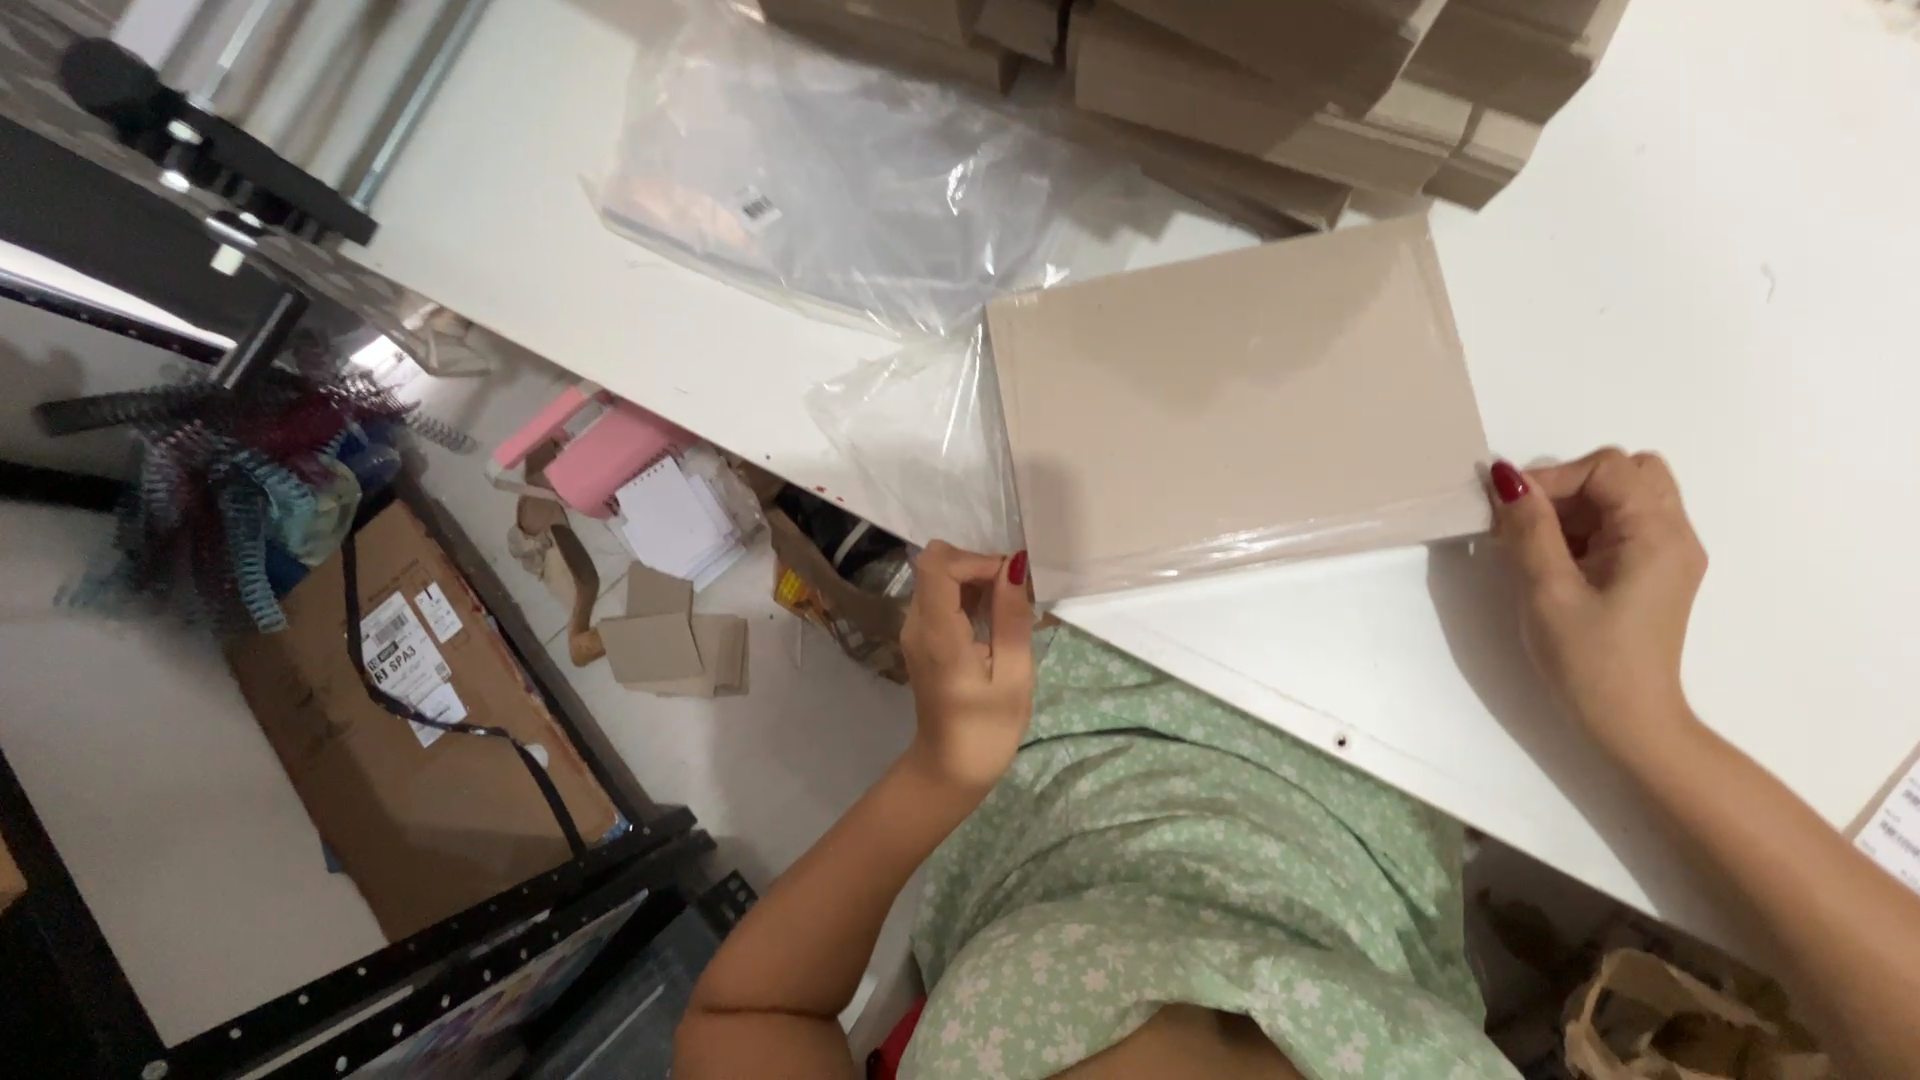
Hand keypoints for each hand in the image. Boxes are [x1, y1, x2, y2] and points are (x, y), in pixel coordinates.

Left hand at [900, 542, 1035, 791]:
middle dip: (979, 567)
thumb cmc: (988, 729)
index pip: (938, 564)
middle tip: (1017, 595)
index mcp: (937, 633)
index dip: (976, 560)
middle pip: (936, 565)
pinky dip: (968, 597)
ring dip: (976, 582)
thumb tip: (1014, 567)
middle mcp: (916, 624)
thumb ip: (1012, 617)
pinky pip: (940, 599)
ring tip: (1013, 609)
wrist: (950, 768)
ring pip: (938, 579)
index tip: (1011, 581)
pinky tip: (996, 621)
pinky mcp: (921, 638)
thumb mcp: (1014, 675)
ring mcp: (914, 631)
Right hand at [1489, 449, 1708, 752]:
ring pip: (1623, 495)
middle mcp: (1674, 535)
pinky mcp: (1651, 571)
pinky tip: (1554, 559)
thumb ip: (1528, 528)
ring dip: (1574, 505)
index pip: (1607, 468)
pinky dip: (1582, 526)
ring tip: (1536, 543)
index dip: (1553, 478)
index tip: (1511, 512)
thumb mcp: (1547, 589)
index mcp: (1657, 535)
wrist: (1627, 718)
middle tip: (1528, 522)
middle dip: (1569, 485)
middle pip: (1626, 472)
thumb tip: (1506, 477)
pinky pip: (1620, 523)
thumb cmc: (1586, 656)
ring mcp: (1666, 553)